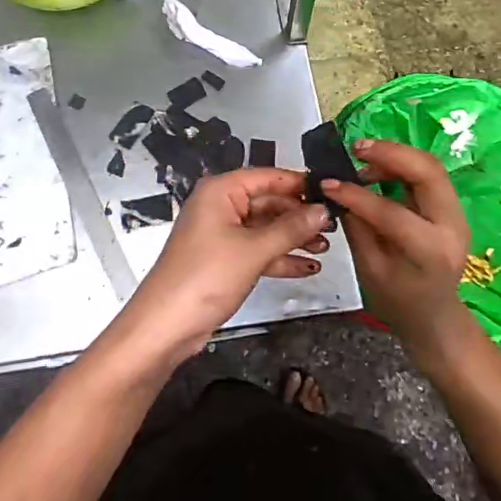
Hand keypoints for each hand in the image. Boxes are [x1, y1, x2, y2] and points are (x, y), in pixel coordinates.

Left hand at [107, 168, 330, 369]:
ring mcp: (221, 233)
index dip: (298, 183)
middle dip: (299, 215)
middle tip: (333, 226)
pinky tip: (307, 266)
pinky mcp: (224, 258)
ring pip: (265, 227)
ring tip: (326, 246)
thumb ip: (291, 228)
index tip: (329, 191)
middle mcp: (220, 205)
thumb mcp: (254, 250)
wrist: (167, 324)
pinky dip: (280, 256)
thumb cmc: (206, 276)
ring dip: (293, 237)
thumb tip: (323, 210)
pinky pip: (258, 249)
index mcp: (221, 191)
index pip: (266, 176)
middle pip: (267, 202)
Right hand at [322, 139, 472, 357]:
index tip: (328, 183)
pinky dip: (400, 164)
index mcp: (431, 251)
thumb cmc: (399, 299)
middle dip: (391, 153)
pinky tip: (375, 169)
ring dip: (395, 155)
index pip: (393, 213)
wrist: (435, 314)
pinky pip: (427, 173)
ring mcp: (456, 212)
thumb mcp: (370, 268)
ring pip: (429, 166)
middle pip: (428, 171)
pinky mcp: (450, 204)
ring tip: (361, 157)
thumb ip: (357, 226)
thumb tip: (336, 189)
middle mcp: (452, 226)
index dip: (357, 195)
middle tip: (355, 148)